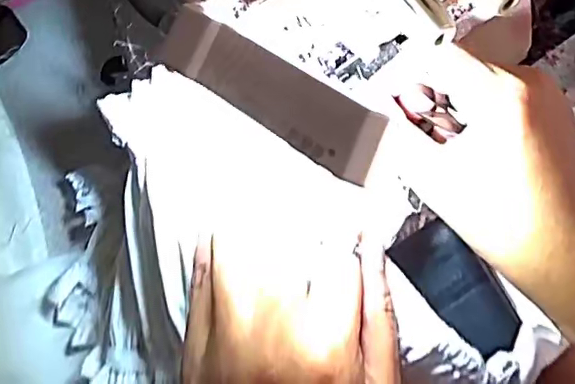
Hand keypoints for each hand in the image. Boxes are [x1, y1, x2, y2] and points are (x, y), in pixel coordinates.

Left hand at [182, 231, 399, 383]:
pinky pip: (200, 279)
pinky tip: (225, 239)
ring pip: (236, 245)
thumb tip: (372, 245)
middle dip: (298, 226)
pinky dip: (213, 251)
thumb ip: (380, 312)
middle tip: (305, 228)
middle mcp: (269, 332)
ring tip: (266, 221)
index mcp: (323, 342)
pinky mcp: (195, 354)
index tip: (346, 239)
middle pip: (283, 238)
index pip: (339, 253)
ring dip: (253, 228)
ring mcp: (225, 341)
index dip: (347, 243)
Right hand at [385, 45, 574, 383]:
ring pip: (478, 75)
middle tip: (418, 122)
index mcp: (504, 92)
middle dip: (431, 90)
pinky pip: (500, 88)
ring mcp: (544, 90)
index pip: (440, 54)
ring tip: (449, 138)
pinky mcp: (550, 103)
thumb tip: (382, 105)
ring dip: (455, 98)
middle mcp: (530, 81)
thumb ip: (400, 133)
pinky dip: (479, 107)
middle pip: (459, 63)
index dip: (408, 72)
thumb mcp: (438, 180)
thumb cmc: (520, 231)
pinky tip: (476, 143)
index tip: (394, 89)